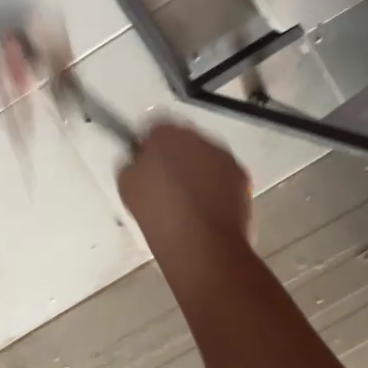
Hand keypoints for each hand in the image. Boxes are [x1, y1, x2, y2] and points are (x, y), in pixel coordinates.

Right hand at [118, 120, 253, 243]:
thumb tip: (140, 161)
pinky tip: (202, 204)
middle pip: (182, 137)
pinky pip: (221, 174)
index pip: (153, 125)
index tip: (143, 159)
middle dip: (174, 152)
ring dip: (195, 167)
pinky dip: (213, 183)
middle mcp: (198, 137)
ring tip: (184, 194)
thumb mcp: (126, 180)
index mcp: (165, 132)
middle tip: (162, 176)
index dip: (147, 142)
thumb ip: (132, 161)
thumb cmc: (156, 210)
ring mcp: (224, 158)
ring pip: (204, 155)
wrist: (201, 242)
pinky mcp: (242, 179)